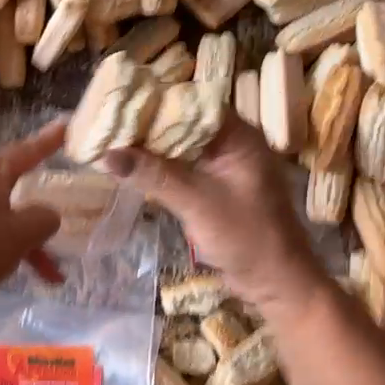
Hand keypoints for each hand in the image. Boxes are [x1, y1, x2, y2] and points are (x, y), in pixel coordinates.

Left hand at [0, 121, 65, 322]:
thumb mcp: (20, 235)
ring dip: (27, 241)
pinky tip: (19, 273)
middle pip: (14, 185)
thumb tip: (46, 215)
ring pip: (2, 215)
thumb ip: (44, 219)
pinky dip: (5, 248)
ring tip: (51, 273)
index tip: (66, 126)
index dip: (49, 140)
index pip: (26, 150)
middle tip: (63, 206)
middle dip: (41, 208)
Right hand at [100, 114, 330, 314]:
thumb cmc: (247, 237)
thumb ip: (153, 175)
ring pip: (181, 144)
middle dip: (147, 124)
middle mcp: (233, 141)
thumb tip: (107, 154)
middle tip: (107, 122)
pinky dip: (160, 164)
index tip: (119, 103)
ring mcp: (225, 164)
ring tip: (111, 139)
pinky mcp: (216, 184)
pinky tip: (132, 164)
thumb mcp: (197, 203)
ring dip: (151, 145)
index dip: (155, 101)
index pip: (192, 104)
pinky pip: (183, 165)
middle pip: (184, 122)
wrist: (277, 282)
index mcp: (239, 135)